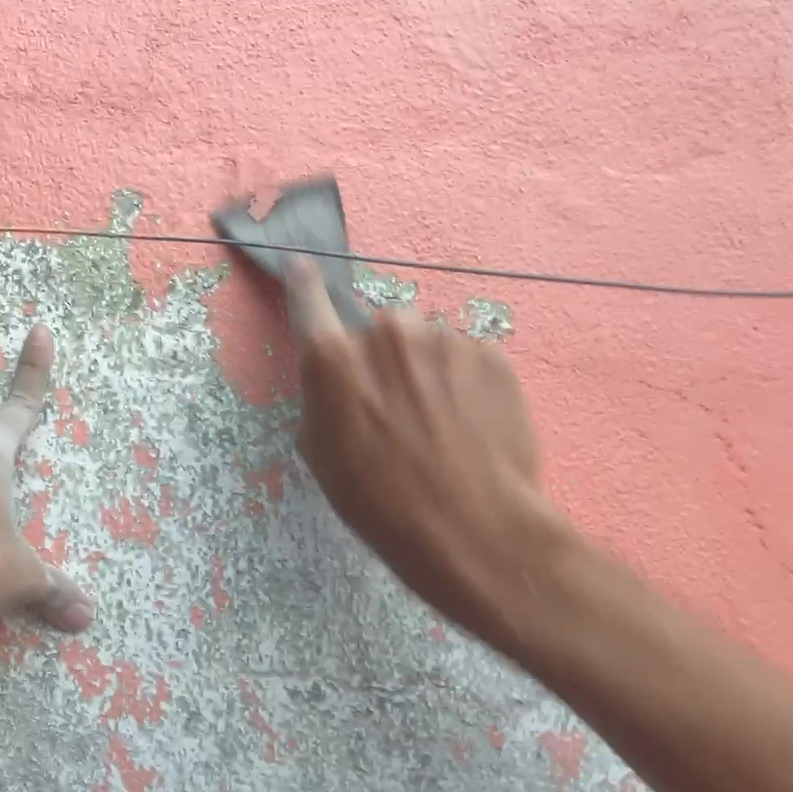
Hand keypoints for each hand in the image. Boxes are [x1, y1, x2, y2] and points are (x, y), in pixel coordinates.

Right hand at [283, 257, 571, 647]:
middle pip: (377, 329)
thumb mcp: (319, 449)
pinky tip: (471, 422)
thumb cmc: (376, 498)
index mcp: (332, 356)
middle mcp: (385, 332)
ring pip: (425, 342)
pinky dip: (463, 380)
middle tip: (394, 405)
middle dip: (382, 356)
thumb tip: (342, 378)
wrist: (473, 527)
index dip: (302, 281)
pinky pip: (465, 356)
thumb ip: (323, 395)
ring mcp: (443, 338)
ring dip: (425, 367)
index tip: (301, 264)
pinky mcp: (491, 354)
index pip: (308, 299)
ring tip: (440, 420)